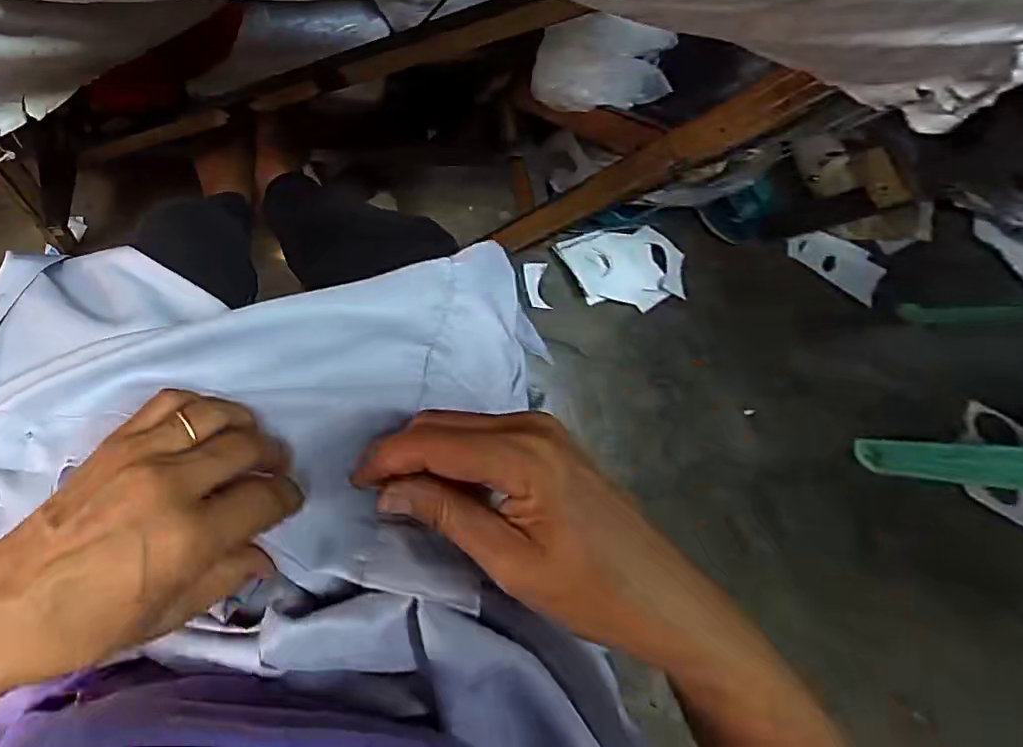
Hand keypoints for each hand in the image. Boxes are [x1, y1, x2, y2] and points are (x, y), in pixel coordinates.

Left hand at [0, 389, 302, 696]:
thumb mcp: (167, 616)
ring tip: (252, 437)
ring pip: (214, 415)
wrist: (10, 602)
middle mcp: (172, 484)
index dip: (285, 497)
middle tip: (276, 469)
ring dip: (244, 424)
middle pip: (245, 449)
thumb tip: (265, 555)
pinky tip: (207, 420)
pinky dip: (199, 405)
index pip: (260, 500)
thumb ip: (224, 577)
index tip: (291, 498)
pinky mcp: (118, 440)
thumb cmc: (91, 623)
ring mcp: (142, 454)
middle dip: (272, 458)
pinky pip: (170, 402)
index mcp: (188, 537)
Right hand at [354, 411, 845, 746]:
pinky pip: (486, 432)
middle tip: (373, 487)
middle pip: (445, 423)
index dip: (389, 457)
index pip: (434, 440)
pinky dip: (456, 450)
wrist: (667, 599)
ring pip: (463, 424)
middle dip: (403, 450)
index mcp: (522, 452)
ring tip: (401, 487)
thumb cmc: (590, 591)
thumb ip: (448, 515)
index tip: (356, 480)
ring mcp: (544, 428)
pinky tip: (445, 479)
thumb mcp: (511, 563)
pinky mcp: (550, 439)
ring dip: (428, 449)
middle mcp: (530, 424)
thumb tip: (390, 491)